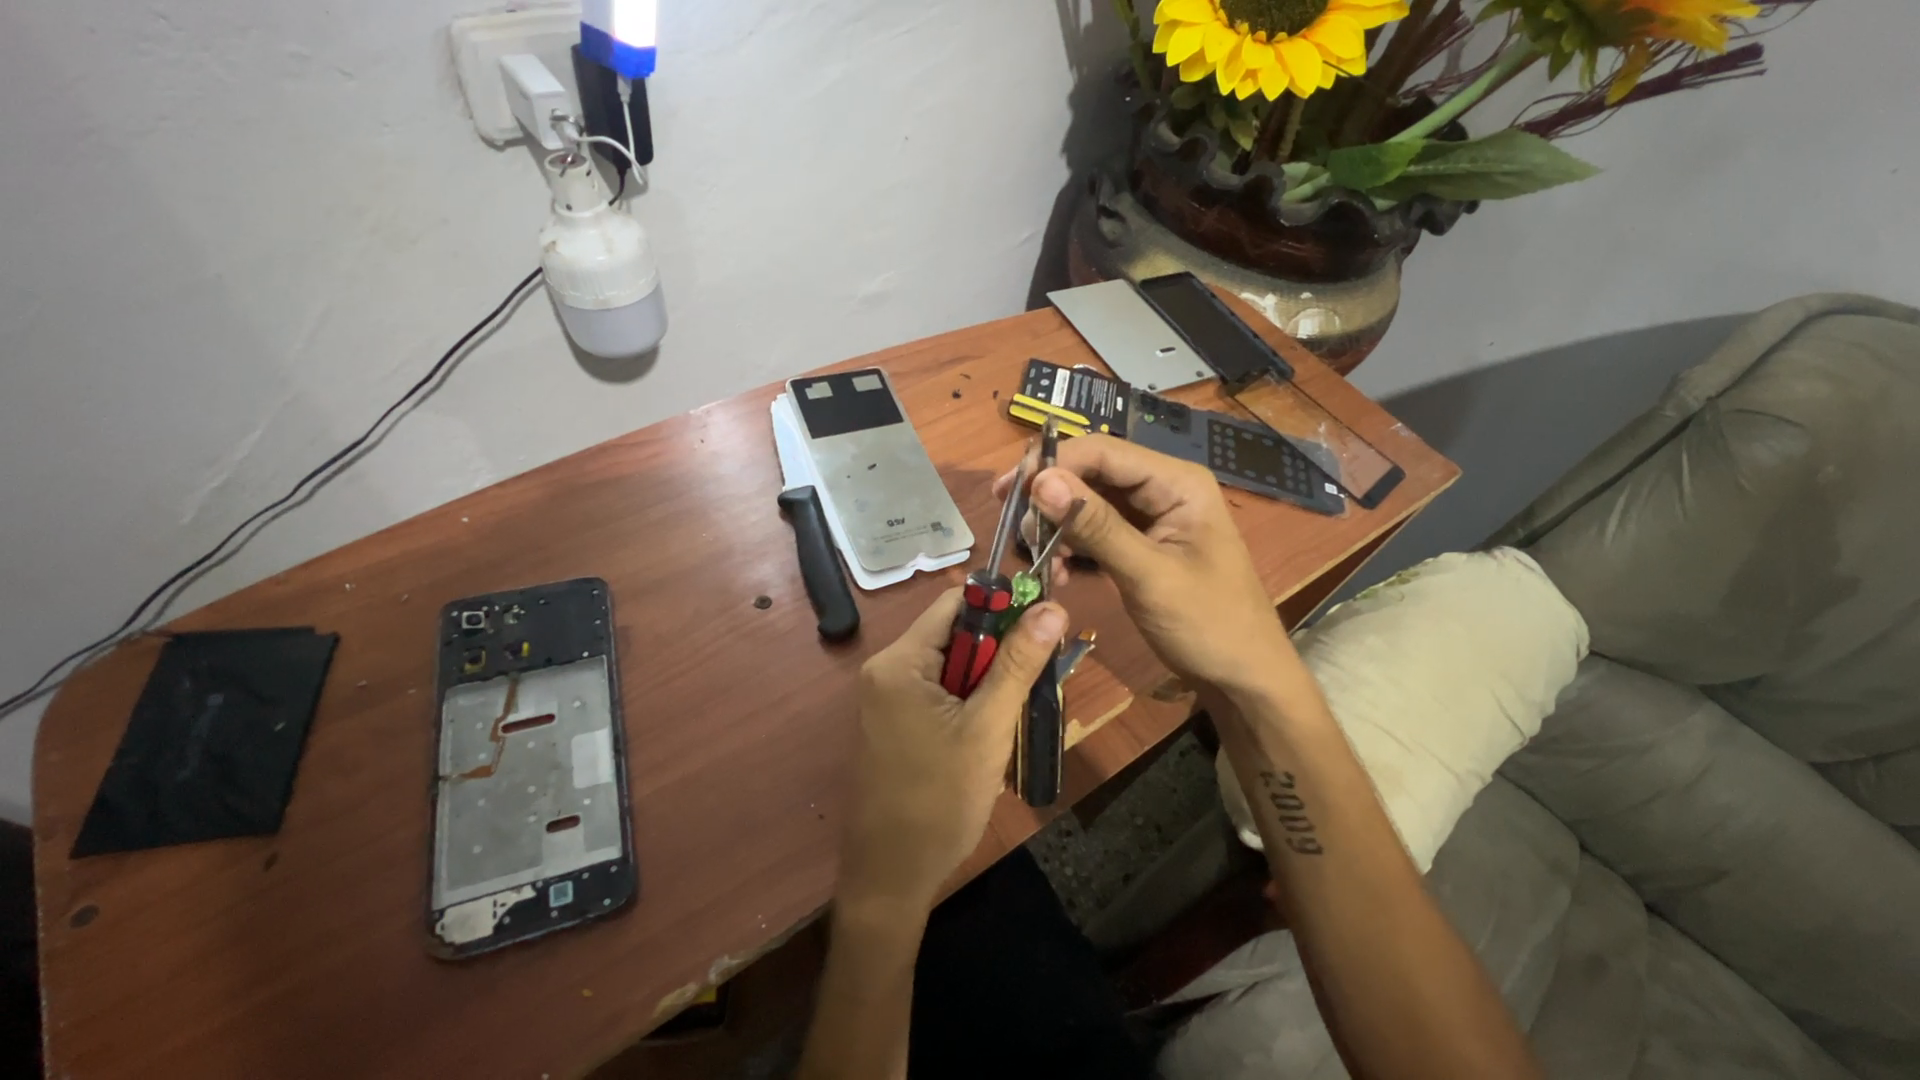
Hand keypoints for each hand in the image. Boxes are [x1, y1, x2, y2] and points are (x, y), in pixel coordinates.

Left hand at [838, 589, 1067, 915]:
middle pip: (955, 634)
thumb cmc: (940, 799)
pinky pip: (941, 694)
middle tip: (1041, 678)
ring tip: (1019, 714)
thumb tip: (1052, 606)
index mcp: (899, 661)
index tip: (1047, 621)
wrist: (892, 876)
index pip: (956, 603)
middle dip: (1001, 651)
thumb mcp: (987, 728)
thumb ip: (1018, 663)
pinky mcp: (896, 726)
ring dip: (990, 682)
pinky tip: (994, 734)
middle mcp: (887, 671)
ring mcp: (888, 701)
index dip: (1003, 604)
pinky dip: (971, 704)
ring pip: (953, 667)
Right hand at [995, 435, 1293, 700]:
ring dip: (1055, 527)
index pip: (1103, 451)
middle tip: (1014, 530)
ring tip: (1035, 559)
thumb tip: (1040, 481)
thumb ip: (1095, 526)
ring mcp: (1150, 518)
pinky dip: (1070, 549)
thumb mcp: (1149, 574)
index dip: (1054, 465)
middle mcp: (1162, 489)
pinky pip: (1093, 533)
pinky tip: (1056, 574)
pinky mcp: (1138, 546)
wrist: (1242, 677)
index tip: (1009, 495)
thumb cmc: (1209, 624)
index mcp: (1177, 482)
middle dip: (1049, 498)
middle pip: (1090, 474)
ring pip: (1086, 504)